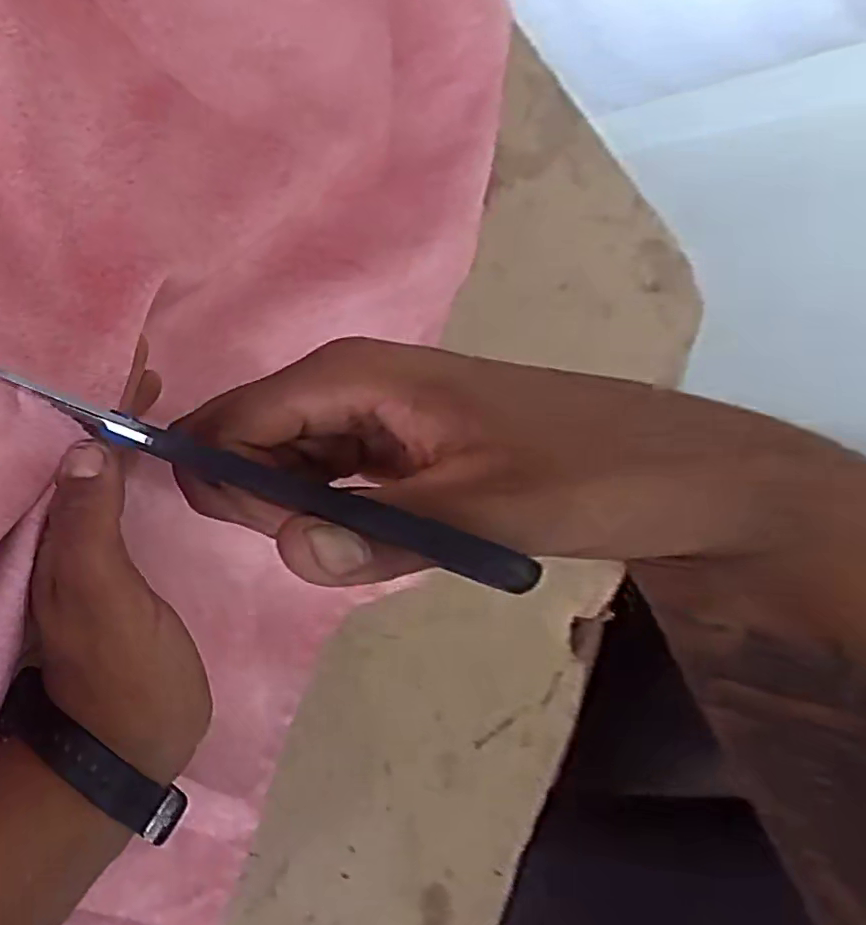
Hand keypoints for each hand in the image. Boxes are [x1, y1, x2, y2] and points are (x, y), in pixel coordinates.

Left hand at [28, 341, 209, 783]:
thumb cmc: (120, 671)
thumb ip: (90, 524)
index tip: (120, 351)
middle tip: (137, 357)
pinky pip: (101, 494)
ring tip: (140, 383)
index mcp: (48, 527)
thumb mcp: (104, 596)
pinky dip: (116, 462)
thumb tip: (80, 447)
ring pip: (87, 467)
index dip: (90, 398)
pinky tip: (131, 447)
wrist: (125, 739)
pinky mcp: (97, 561)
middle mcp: (51, 528)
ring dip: (109, 425)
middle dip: (100, 401)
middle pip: (72, 449)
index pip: (65, 445)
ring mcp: (74, 544)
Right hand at [170, 337, 853, 585]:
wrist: (695, 474)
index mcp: (344, 374)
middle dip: (249, 495)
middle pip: (233, 437)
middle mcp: (329, 380)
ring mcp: (343, 406)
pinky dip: (302, 505)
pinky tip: (352, 527)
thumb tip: (289, 550)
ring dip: (278, 506)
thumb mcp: (492, 513)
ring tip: (349, 537)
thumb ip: (383, 535)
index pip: (229, 422)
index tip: (286, 532)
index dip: (232, 481)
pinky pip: (293, 469)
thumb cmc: (596, 474)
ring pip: (257, 456)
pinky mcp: (359, 435)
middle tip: (321, 540)